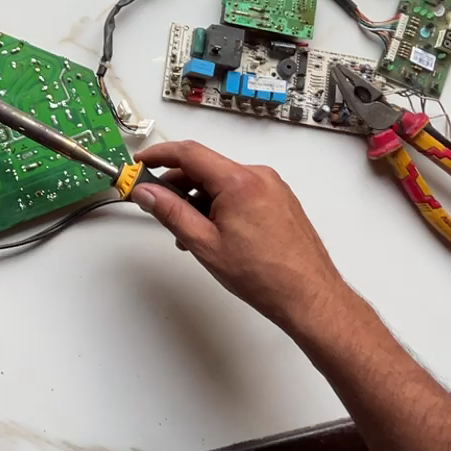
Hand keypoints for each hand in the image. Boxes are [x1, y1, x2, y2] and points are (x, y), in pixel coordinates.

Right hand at [131, 141, 348, 330]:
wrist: (309, 298)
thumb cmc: (264, 276)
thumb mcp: (204, 243)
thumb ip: (170, 212)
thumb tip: (146, 192)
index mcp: (239, 182)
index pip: (188, 153)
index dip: (159, 154)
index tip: (141, 161)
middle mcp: (258, 176)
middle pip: (205, 167)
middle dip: (177, 184)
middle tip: (157, 204)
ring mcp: (272, 187)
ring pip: (222, 181)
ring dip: (199, 199)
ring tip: (188, 232)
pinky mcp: (280, 200)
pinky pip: (240, 191)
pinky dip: (220, 204)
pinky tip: (212, 232)